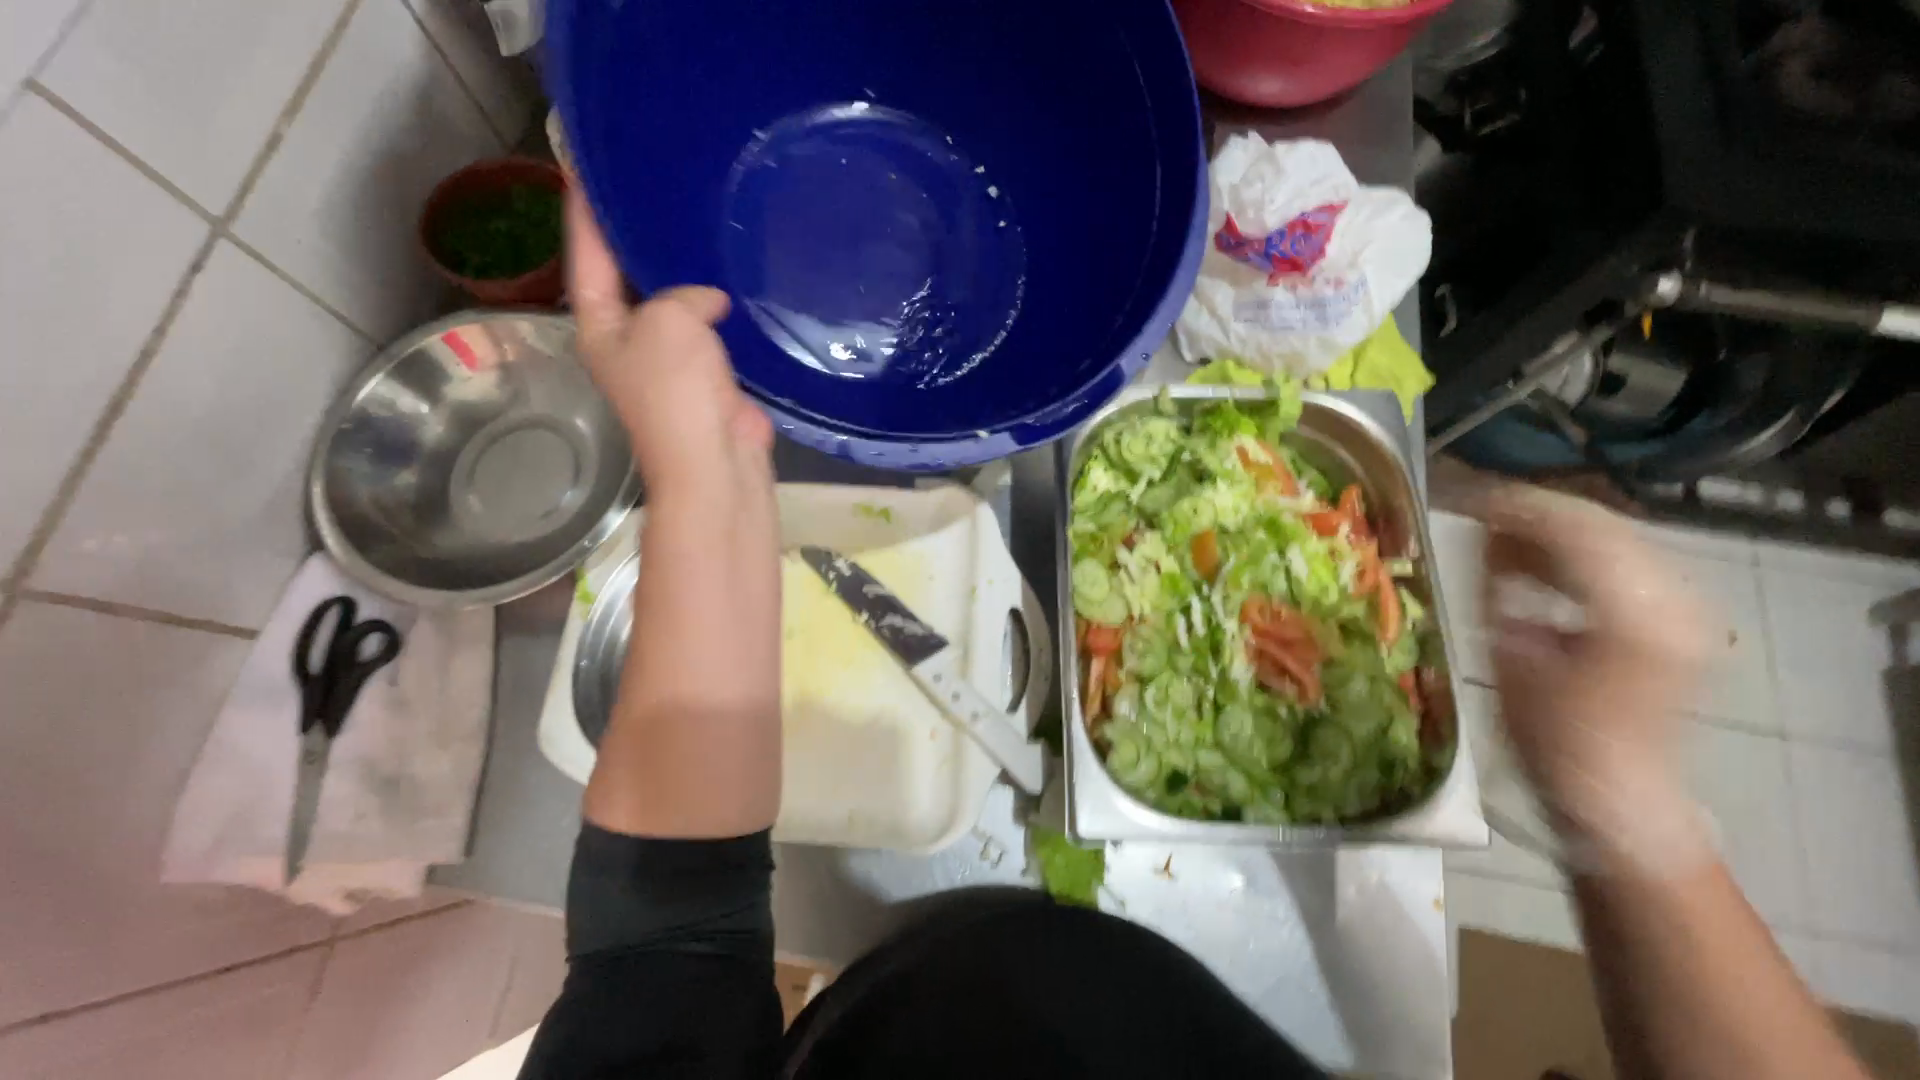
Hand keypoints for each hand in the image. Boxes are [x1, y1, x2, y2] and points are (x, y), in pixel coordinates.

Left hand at [565, 187, 772, 499]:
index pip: (586, 255)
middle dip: (637, 236)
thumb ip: (682, 292)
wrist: (715, 459)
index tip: (585, 165)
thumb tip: (710, 303)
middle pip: (627, 276)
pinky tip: (734, 277)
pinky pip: (708, 327)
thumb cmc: (676, 389)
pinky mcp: (707, 373)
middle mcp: (628, 338)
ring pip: (672, 301)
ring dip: (683, 271)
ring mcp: (669, 358)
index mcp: (598, 325)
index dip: (585, 211)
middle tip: (653, 183)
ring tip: (696, 222)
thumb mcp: (668, 320)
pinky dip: (718, 304)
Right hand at [1482, 486, 1707, 858]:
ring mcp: (1684, 609)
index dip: (1520, 507)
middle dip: (1536, 515)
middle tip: (1480, 519)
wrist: (1618, 798)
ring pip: (1615, 539)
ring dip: (1554, 534)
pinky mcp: (1677, 620)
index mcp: (1634, 615)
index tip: (1470, 501)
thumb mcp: (1510, 661)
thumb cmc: (1554, 742)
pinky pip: (1624, 564)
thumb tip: (1490, 537)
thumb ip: (1501, 590)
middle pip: (1603, 526)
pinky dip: (1577, 557)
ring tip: (1500, 544)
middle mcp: (1674, 601)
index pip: (1579, 529)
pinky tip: (1537, 569)